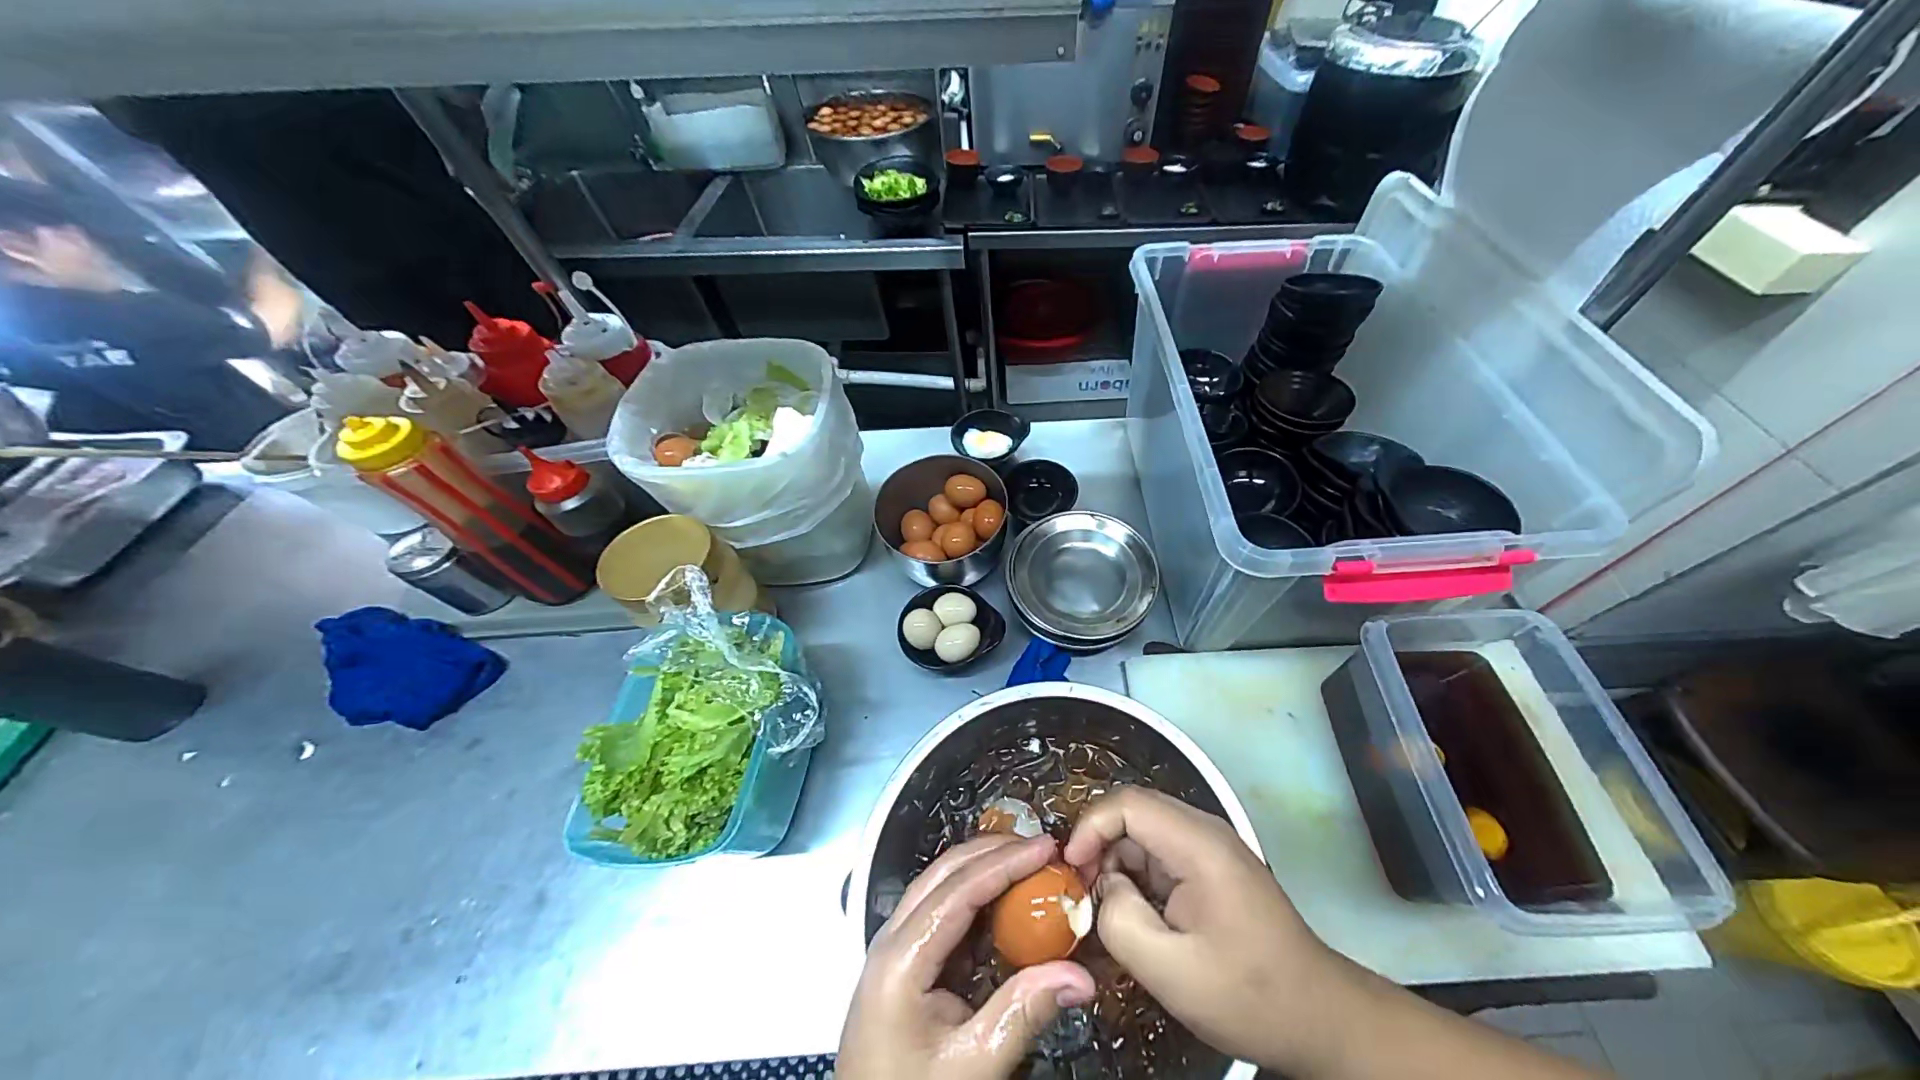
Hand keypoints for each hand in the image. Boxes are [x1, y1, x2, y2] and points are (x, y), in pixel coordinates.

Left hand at [838, 834, 1097, 1079]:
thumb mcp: (970, 1065)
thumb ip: (1022, 1014)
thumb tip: (1079, 976)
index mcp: (902, 957)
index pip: (958, 889)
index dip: (1005, 862)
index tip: (1046, 848)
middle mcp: (892, 938)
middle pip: (944, 873)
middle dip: (995, 852)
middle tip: (1043, 849)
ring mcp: (894, 946)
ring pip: (939, 884)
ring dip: (983, 866)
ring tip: (1029, 862)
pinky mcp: (903, 960)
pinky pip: (939, 909)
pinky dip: (974, 893)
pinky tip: (1005, 900)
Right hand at [1062, 787, 1362, 1075]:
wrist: (1321, 1020)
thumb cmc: (1251, 996)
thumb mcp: (1172, 971)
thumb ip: (1120, 922)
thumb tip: (1102, 892)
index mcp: (1200, 846)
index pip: (1127, 804)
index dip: (1089, 828)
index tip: (1071, 869)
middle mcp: (1204, 834)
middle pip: (1132, 813)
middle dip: (1097, 846)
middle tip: (1081, 892)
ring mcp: (1209, 850)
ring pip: (1141, 834)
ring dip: (1114, 864)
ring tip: (1104, 909)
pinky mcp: (1209, 870)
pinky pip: (1157, 856)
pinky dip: (1134, 877)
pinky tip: (1132, 914)